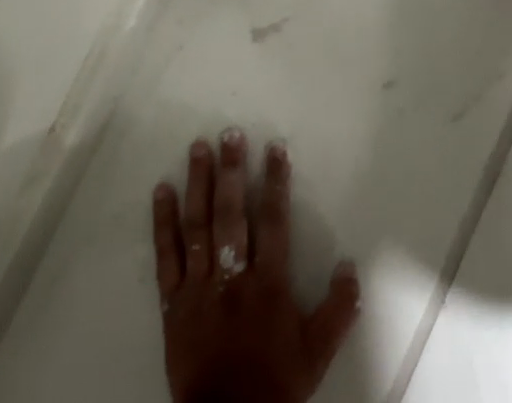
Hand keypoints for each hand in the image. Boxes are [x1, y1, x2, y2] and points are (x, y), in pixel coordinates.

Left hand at [152, 130, 359, 402]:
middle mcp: (233, 276)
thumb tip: (350, 266)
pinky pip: (166, 255)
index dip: (275, 183)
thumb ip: (338, 309)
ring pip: (197, 226)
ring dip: (197, 184)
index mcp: (269, 284)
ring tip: (197, 148)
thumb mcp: (317, 351)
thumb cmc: (274, 382)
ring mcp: (199, 285)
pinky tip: (161, 190)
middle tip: (230, 134)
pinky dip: (162, 222)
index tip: (274, 149)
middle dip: (232, 171)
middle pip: (231, 214)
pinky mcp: (172, 300)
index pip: (274, 222)